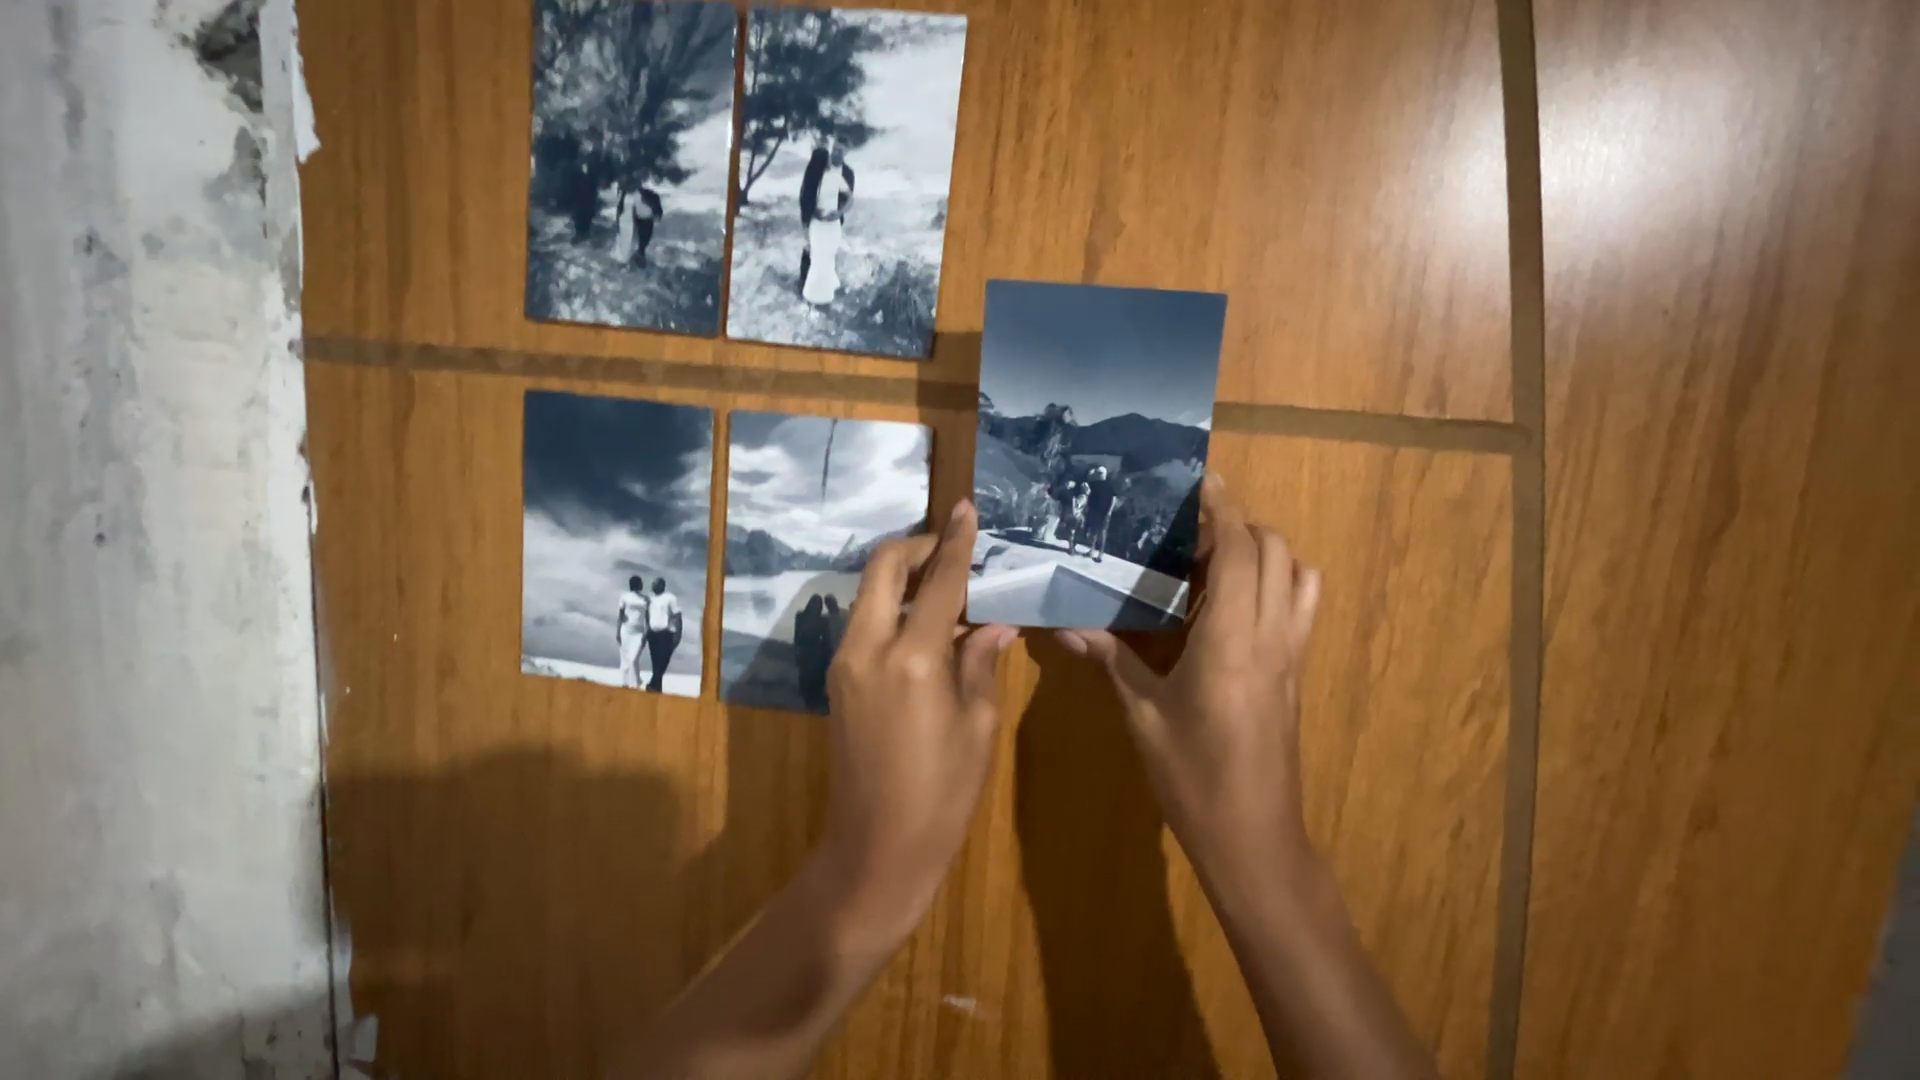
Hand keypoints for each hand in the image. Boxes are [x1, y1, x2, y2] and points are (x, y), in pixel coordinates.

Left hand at [818, 501, 1016, 938]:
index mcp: (913, 659)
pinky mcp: (838, 679)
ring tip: (945, 585)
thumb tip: (995, 623)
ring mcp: (845, 663)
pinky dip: (892, 605)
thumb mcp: (979, 727)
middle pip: (882, 567)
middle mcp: (869, 648)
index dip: (956, 542)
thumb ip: (982, 662)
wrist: (876, 848)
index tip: (967, 509)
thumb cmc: (942, 795)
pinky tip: (925, 623)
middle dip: (916, 546)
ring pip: (868, 591)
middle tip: (952, 548)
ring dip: (902, 575)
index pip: (938, 582)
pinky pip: (865, 621)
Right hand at [1057, 474, 1322, 889]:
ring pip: (1300, 575)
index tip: (1202, 482)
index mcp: (1232, 642)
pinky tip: (1232, 604)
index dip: (1224, 511)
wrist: (1253, 836)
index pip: (1241, 554)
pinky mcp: (1295, 673)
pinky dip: (1277, 582)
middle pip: (1277, 552)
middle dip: (1239, 525)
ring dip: (1264, 551)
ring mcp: (1291, 656)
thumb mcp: (1142, 716)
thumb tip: (1065, 624)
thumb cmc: (1192, 777)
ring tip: (1215, 559)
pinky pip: (1301, 607)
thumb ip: (1112, 659)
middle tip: (1189, 532)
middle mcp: (1272, 638)